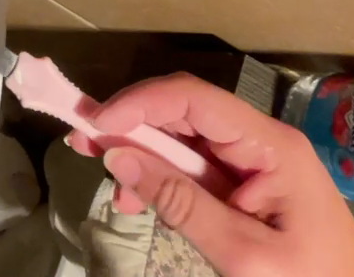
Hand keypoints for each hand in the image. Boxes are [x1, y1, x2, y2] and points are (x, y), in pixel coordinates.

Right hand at [66, 73, 353, 276]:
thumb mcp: (245, 256)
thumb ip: (179, 203)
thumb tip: (114, 155)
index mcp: (270, 145)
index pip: (191, 97)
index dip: (138, 102)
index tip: (97, 124)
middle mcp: (259, 139)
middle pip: (180, 111)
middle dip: (130, 124)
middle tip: (82, 140)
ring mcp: (252, 161)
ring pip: (178, 137)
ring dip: (138, 152)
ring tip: (104, 174)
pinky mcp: (244, 183)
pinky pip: (189, 165)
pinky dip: (156, 176)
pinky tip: (134, 197)